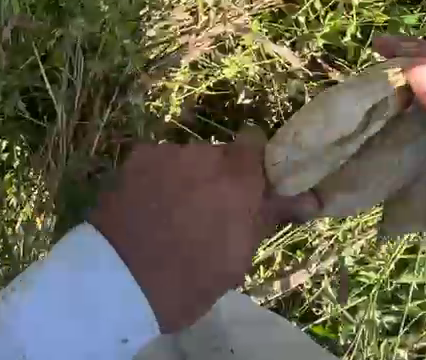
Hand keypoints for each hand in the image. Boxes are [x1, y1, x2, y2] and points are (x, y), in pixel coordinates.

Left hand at [88, 135, 317, 332]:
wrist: (115, 282)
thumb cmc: (186, 282)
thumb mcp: (236, 259)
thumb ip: (268, 218)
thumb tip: (310, 197)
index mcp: (237, 179)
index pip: (257, 144)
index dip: (256, 165)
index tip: (253, 188)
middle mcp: (205, 154)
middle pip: (222, 155)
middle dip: (222, 177)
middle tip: (212, 212)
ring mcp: (168, 152)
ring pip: (190, 159)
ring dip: (190, 178)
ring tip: (175, 214)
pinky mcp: (139, 155)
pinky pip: (161, 161)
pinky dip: (160, 178)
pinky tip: (150, 207)